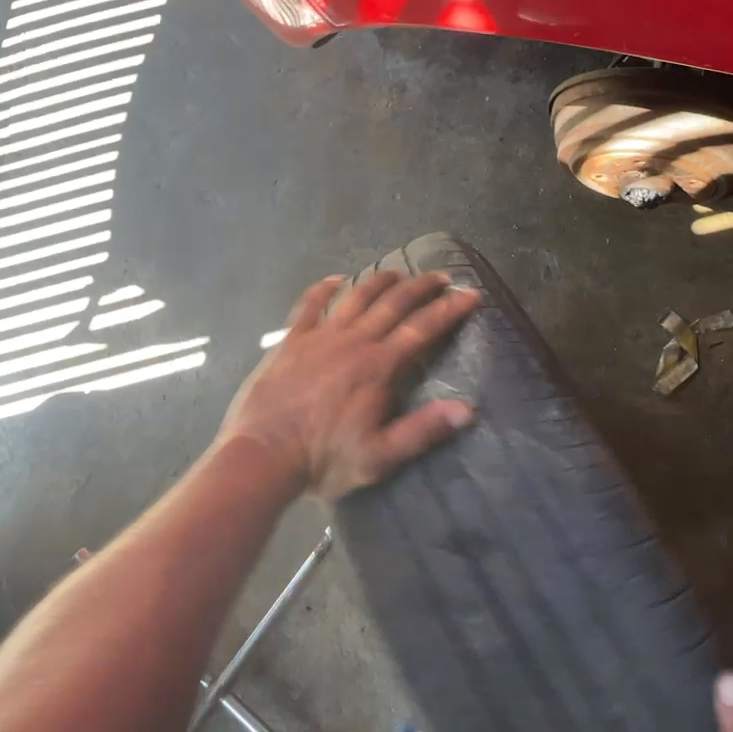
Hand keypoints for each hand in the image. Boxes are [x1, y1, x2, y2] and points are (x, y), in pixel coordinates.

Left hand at [217, 270, 481, 499]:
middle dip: (422, 287)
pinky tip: (335, 279)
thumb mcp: (380, 457)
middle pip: (394, 303)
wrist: (261, 455)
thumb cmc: (323, 459)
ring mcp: (320, 337)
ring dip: (380, 280)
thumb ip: (423, 430)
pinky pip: (310, 305)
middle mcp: (354, 341)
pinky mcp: (291, 340)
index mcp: (379, 366)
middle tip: (442, 277)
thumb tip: (467, 411)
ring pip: (357, 297)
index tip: (470, 294)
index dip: (450, 310)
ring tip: (398, 271)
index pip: (423, 328)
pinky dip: (324, 288)